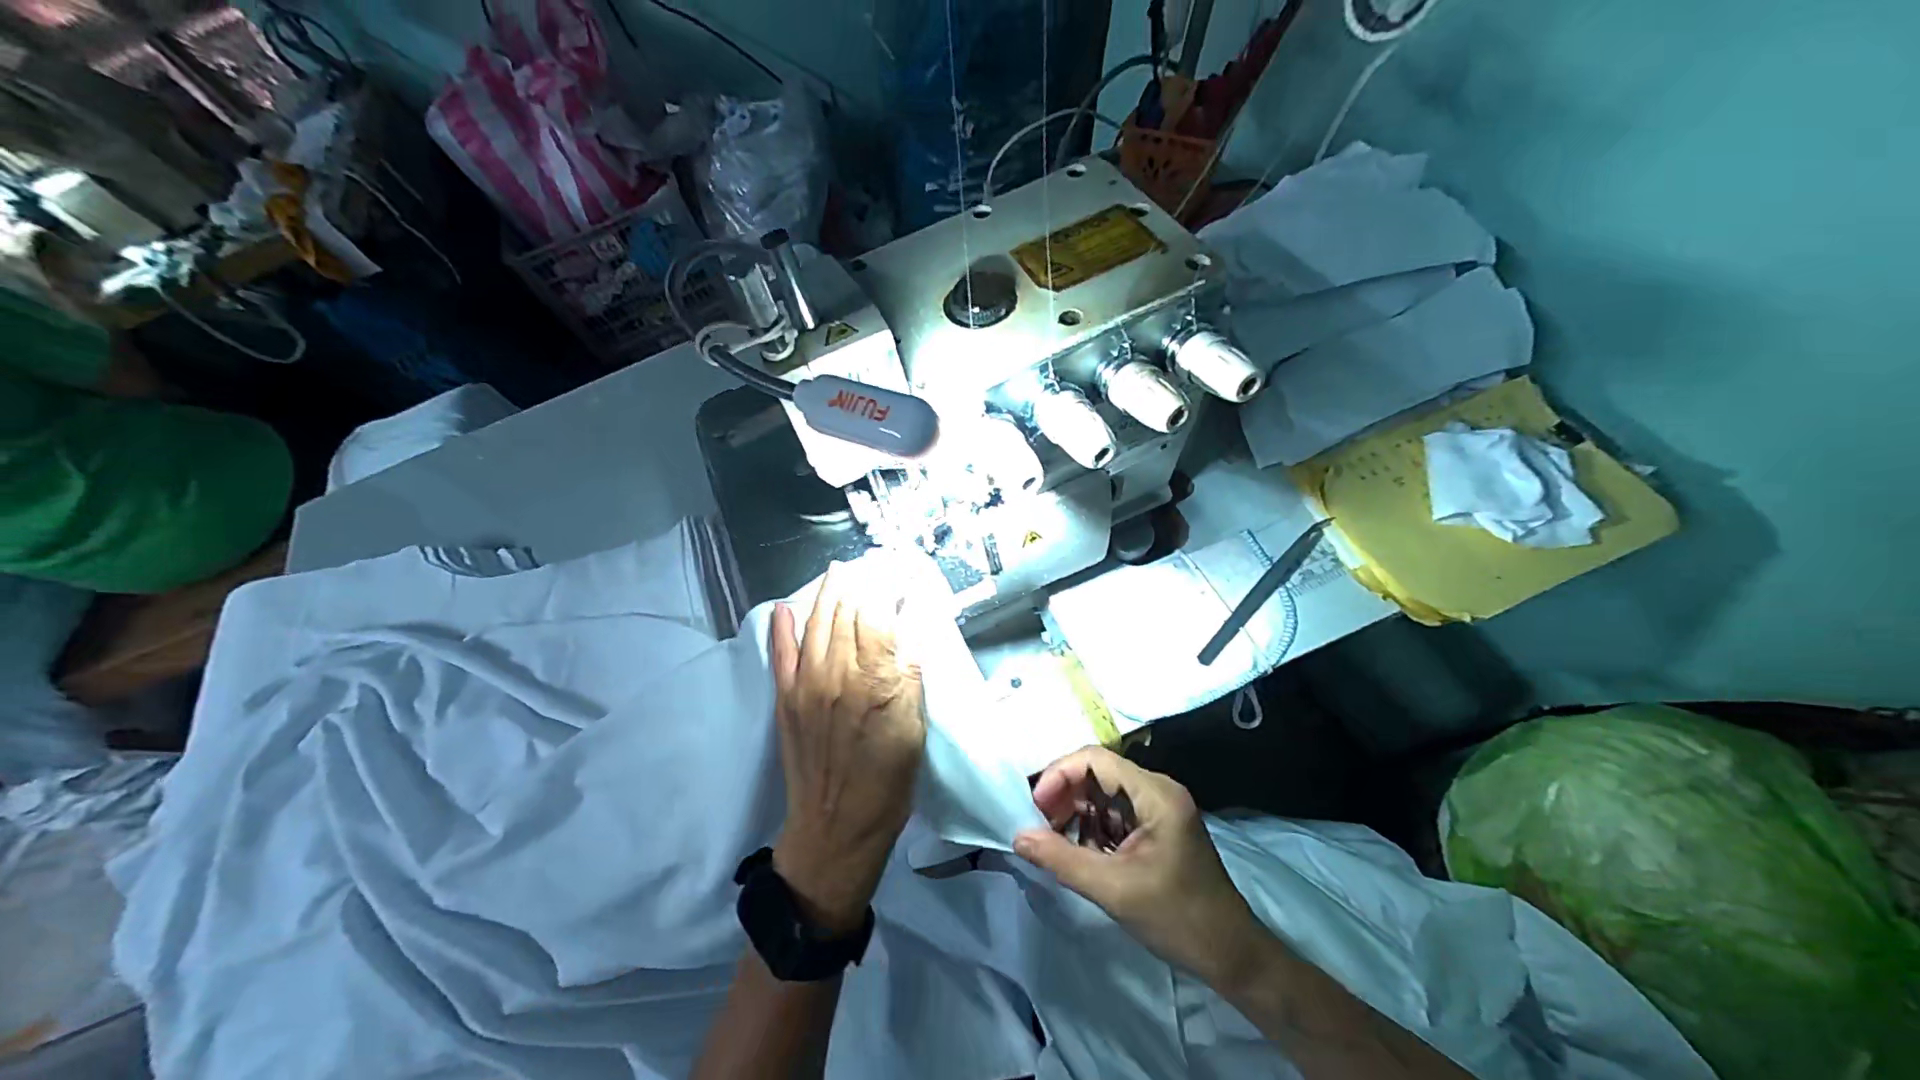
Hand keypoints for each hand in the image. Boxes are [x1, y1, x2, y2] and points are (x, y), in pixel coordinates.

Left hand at [769, 564, 927, 934]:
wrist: (836, 827)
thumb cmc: (888, 782)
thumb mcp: (915, 728)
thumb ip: (909, 675)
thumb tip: (909, 631)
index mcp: (876, 680)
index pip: (879, 617)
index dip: (887, 591)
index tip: (895, 573)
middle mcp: (838, 672)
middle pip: (846, 614)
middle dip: (857, 584)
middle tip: (867, 565)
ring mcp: (807, 684)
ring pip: (817, 624)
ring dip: (827, 594)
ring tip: (837, 572)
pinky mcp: (786, 699)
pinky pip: (782, 653)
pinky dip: (783, 628)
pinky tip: (786, 607)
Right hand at [1014, 747, 1275, 991]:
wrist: (1230, 954)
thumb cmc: (1176, 918)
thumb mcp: (1113, 889)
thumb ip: (1061, 859)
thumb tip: (1018, 836)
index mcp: (1155, 794)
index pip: (1095, 759)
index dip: (1060, 775)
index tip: (1037, 808)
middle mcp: (1157, 790)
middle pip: (1098, 772)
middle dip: (1064, 794)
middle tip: (1040, 826)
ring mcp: (1159, 808)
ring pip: (1104, 792)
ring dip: (1075, 811)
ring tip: (1054, 841)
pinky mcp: (1157, 827)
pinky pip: (1115, 812)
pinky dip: (1092, 826)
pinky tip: (1078, 851)